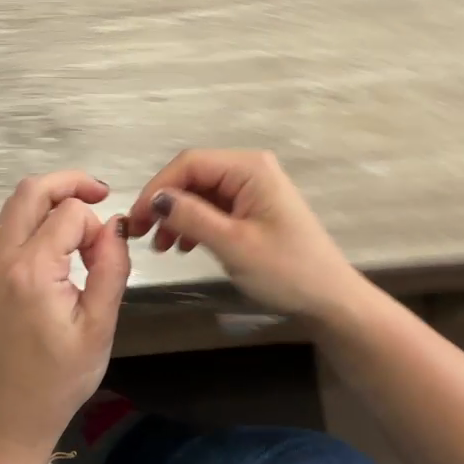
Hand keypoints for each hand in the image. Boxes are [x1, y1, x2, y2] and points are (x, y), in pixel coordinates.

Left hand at [0, 171, 130, 463]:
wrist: (9, 421)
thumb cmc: (59, 380)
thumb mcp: (100, 328)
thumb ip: (111, 268)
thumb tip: (114, 225)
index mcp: (32, 271)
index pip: (70, 212)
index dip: (96, 225)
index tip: (107, 255)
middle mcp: (3, 259)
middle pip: (32, 190)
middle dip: (70, 183)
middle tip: (101, 194)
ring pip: (16, 204)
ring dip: (51, 198)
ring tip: (83, 217)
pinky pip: (8, 228)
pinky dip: (35, 218)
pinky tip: (59, 241)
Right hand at [127, 150, 365, 320]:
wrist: (330, 299)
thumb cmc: (285, 270)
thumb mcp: (233, 245)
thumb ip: (192, 217)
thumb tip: (155, 199)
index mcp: (249, 167)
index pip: (190, 163)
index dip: (157, 188)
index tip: (134, 222)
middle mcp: (250, 169)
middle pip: (194, 175)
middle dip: (164, 202)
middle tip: (139, 236)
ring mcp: (253, 188)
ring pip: (201, 192)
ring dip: (177, 215)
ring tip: (161, 247)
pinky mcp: (254, 208)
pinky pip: (214, 206)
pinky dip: (195, 223)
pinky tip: (185, 246)